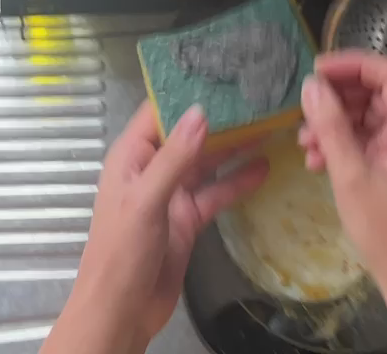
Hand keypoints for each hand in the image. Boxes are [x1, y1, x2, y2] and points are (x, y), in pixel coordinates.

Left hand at [44, 103, 269, 353]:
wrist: (121, 311)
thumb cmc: (121, 251)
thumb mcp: (145, 199)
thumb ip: (174, 157)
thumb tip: (200, 112)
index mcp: (132, 154)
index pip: (158, 111)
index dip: (184, 92)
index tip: (216, 74)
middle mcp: (152, 167)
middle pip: (187, 133)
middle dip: (216, 118)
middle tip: (252, 97)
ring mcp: (171, 193)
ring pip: (205, 161)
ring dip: (232, 147)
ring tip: (266, 125)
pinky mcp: (187, 218)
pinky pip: (215, 193)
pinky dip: (237, 181)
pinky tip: (262, 169)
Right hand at [298, 51, 386, 302]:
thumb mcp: (352, 176)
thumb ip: (331, 126)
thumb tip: (311, 84)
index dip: (351, 65)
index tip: (316, 71)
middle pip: (377, 92)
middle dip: (338, 99)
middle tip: (305, 109)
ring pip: (370, 115)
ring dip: (335, 123)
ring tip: (305, 142)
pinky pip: (371, 138)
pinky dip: (344, 142)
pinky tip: (317, 159)